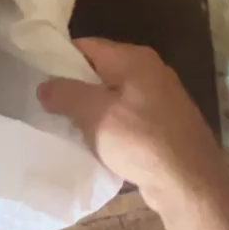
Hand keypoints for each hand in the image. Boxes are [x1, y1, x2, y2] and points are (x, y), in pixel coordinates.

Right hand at [36, 38, 228, 216]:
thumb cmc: (140, 140)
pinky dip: (109, 123)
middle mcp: (151, 71)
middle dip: (74, 85)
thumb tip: (44, 87)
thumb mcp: (93, 114)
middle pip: (100, 69)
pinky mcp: (165, 122)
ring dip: (91, 107)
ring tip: (67, 123)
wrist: (190, 183)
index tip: (38, 75)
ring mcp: (161, 97)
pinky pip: (127, 114)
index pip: (87, 45)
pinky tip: (97, 140)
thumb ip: (64, 94)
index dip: (60, 57)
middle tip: (48, 102)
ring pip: (113, 94)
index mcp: (135, 59)